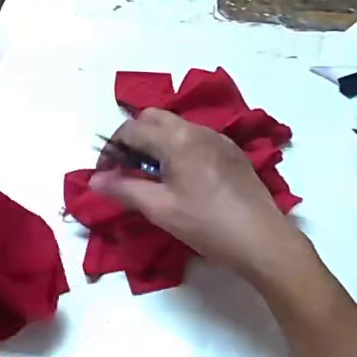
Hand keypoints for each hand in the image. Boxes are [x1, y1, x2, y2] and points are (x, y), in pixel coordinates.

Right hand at [90, 109, 316, 288]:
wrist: (261, 238)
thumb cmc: (206, 224)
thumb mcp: (159, 209)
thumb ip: (124, 189)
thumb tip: (94, 180)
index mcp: (176, 139)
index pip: (131, 129)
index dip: (110, 149)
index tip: (104, 174)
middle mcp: (197, 129)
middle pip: (154, 118)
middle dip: (133, 138)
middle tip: (126, 169)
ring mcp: (218, 138)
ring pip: (176, 126)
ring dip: (157, 141)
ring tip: (152, 176)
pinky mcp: (232, 151)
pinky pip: (196, 137)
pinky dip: (178, 147)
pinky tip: (182, 178)